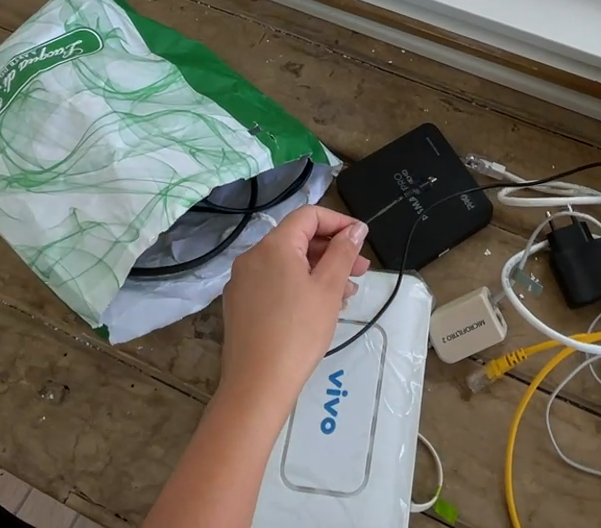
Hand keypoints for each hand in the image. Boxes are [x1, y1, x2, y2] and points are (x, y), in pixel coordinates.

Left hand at [219, 205, 370, 411]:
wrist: (257, 386)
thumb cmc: (298, 332)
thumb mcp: (328, 288)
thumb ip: (343, 251)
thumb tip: (355, 228)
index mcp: (273, 245)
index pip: (309, 215)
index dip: (339, 222)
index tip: (361, 239)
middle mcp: (252, 256)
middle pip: (298, 239)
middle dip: (332, 251)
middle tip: (361, 271)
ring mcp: (242, 281)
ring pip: (288, 263)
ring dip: (319, 271)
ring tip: (346, 295)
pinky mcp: (239, 304)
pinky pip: (274, 282)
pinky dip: (299, 285)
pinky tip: (318, 308)